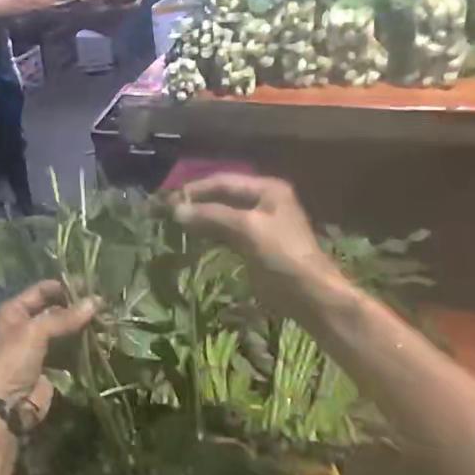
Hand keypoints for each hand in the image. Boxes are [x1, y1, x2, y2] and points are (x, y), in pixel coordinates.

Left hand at [0, 280, 99, 425]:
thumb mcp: (35, 332)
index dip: (65, 287)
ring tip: (107, 323)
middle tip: (104, 307)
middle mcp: (25, 325)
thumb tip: (96, 302)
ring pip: (65, 331)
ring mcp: (38, 347)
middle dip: (78, 308)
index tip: (90, 286)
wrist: (4, 407)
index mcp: (14, 311)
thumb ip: (65, 317)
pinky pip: (69, 351)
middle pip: (56, 310)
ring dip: (83, 328)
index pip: (42, 290)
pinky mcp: (50, 366)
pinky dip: (83, 347)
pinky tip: (100, 342)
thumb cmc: (12, 361)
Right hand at [171, 174, 340, 311]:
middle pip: (222, 197)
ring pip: (222, 216)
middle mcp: (262, 201)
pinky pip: (225, 233)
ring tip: (172, 225)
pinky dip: (208, 234)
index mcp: (267, 189)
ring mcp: (258, 224)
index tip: (169, 199)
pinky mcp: (253, 245)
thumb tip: (176, 210)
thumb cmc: (282, 255)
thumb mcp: (247, 228)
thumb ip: (212, 216)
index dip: (196, 189)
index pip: (224, 182)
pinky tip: (190, 239)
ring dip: (199, 219)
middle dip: (195, 204)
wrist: (308, 293)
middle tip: (165, 212)